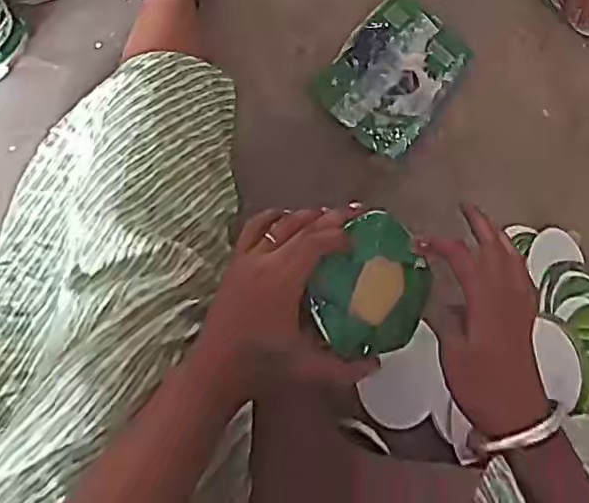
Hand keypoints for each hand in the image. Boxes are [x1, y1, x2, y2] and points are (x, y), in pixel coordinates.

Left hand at [192, 205, 375, 402]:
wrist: (212, 374)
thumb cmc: (259, 368)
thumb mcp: (306, 369)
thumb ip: (344, 367)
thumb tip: (376, 363)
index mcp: (283, 279)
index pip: (316, 242)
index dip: (340, 236)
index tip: (357, 240)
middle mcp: (264, 260)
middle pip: (302, 225)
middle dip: (331, 217)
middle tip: (355, 214)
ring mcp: (246, 258)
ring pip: (280, 221)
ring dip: (305, 215)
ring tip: (326, 217)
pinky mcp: (234, 263)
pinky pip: (254, 227)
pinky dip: (273, 217)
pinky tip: (286, 218)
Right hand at [420, 204, 550, 437]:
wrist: (519, 414)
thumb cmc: (482, 385)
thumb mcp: (453, 353)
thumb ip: (444, 317)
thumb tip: (433, 294)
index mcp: (485, 297)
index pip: (462, 257)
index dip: (441, 244)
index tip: (420, 243)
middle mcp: (506, 290)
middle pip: (494, 245)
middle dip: (479, 222)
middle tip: (464, 206)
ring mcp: (521, 299)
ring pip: (511, 254)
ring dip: (497, 234)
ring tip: (483, 224)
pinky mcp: (527, 311)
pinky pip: (521, 270)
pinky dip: (511, 254)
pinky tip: (505, 258)